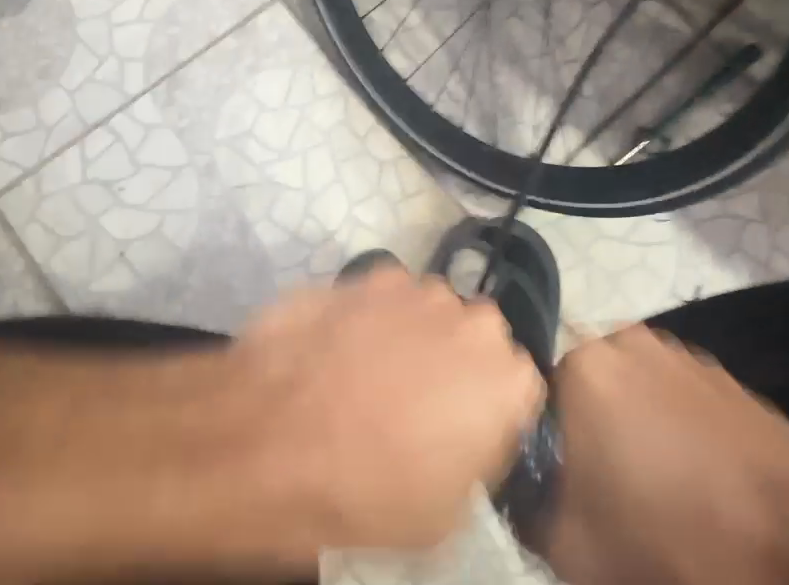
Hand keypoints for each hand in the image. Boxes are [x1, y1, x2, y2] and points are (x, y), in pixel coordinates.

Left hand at [228, 267, 544, 556]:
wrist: (272, 440)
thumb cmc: (368, 491)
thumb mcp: (444, 514)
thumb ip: (474, 461)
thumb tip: (466, 441)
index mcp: (509, 380)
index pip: (516, 390)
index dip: (485, 413)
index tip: (457, 432)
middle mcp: (477, 322)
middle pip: (475, 342)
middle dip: (451, 365)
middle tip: (411, 403)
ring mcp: (421, 290)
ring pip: (430, 314)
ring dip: (412, 337)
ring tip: (366, 375)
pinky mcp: (370, 274)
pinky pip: (384, 298)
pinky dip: (369, 319)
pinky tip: (337, 351)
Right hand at [545, 326, 788, 584]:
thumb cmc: (673, 536)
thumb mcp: (574, 548)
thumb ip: (530, 512)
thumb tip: (530, 496)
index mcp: (583, 367)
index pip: (533, 398)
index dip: (539, 447)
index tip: (553, 486)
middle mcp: (627, 341)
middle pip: (582, 388)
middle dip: (584, 430)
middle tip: (600, 489)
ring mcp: (680, 353)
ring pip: (629, 390)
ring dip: (628, 426)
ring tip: (650, 487)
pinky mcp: (722, 375)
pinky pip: (673, 396)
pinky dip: (671, 427)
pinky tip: (691, 477)